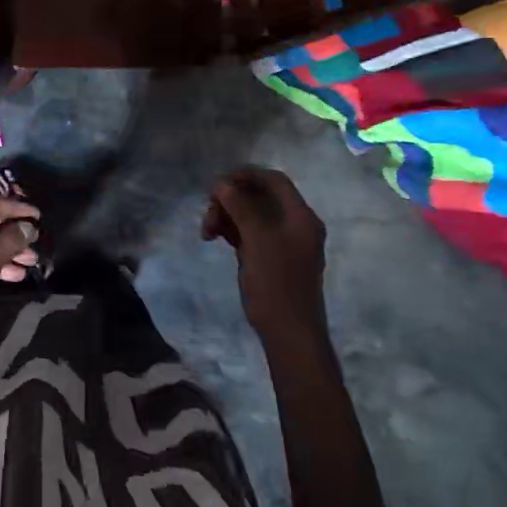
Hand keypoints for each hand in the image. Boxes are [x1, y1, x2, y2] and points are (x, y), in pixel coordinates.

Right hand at [202, 167, 326, 335]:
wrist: (288, 332)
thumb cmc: (277, 283)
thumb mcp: (258, 239)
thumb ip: (241, 207)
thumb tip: (221, 183)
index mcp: (300, 217)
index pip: (274, 181)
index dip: (246, 175)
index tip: (218, 181)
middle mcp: (293, 224)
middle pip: (258, 196)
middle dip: (229, 199)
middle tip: (208, 212)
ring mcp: (280, 241)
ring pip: (248, 214)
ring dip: (225, 215)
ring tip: (206, 232)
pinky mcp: (267, 255)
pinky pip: (246, 232)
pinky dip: (229, 230)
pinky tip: (212, 238)